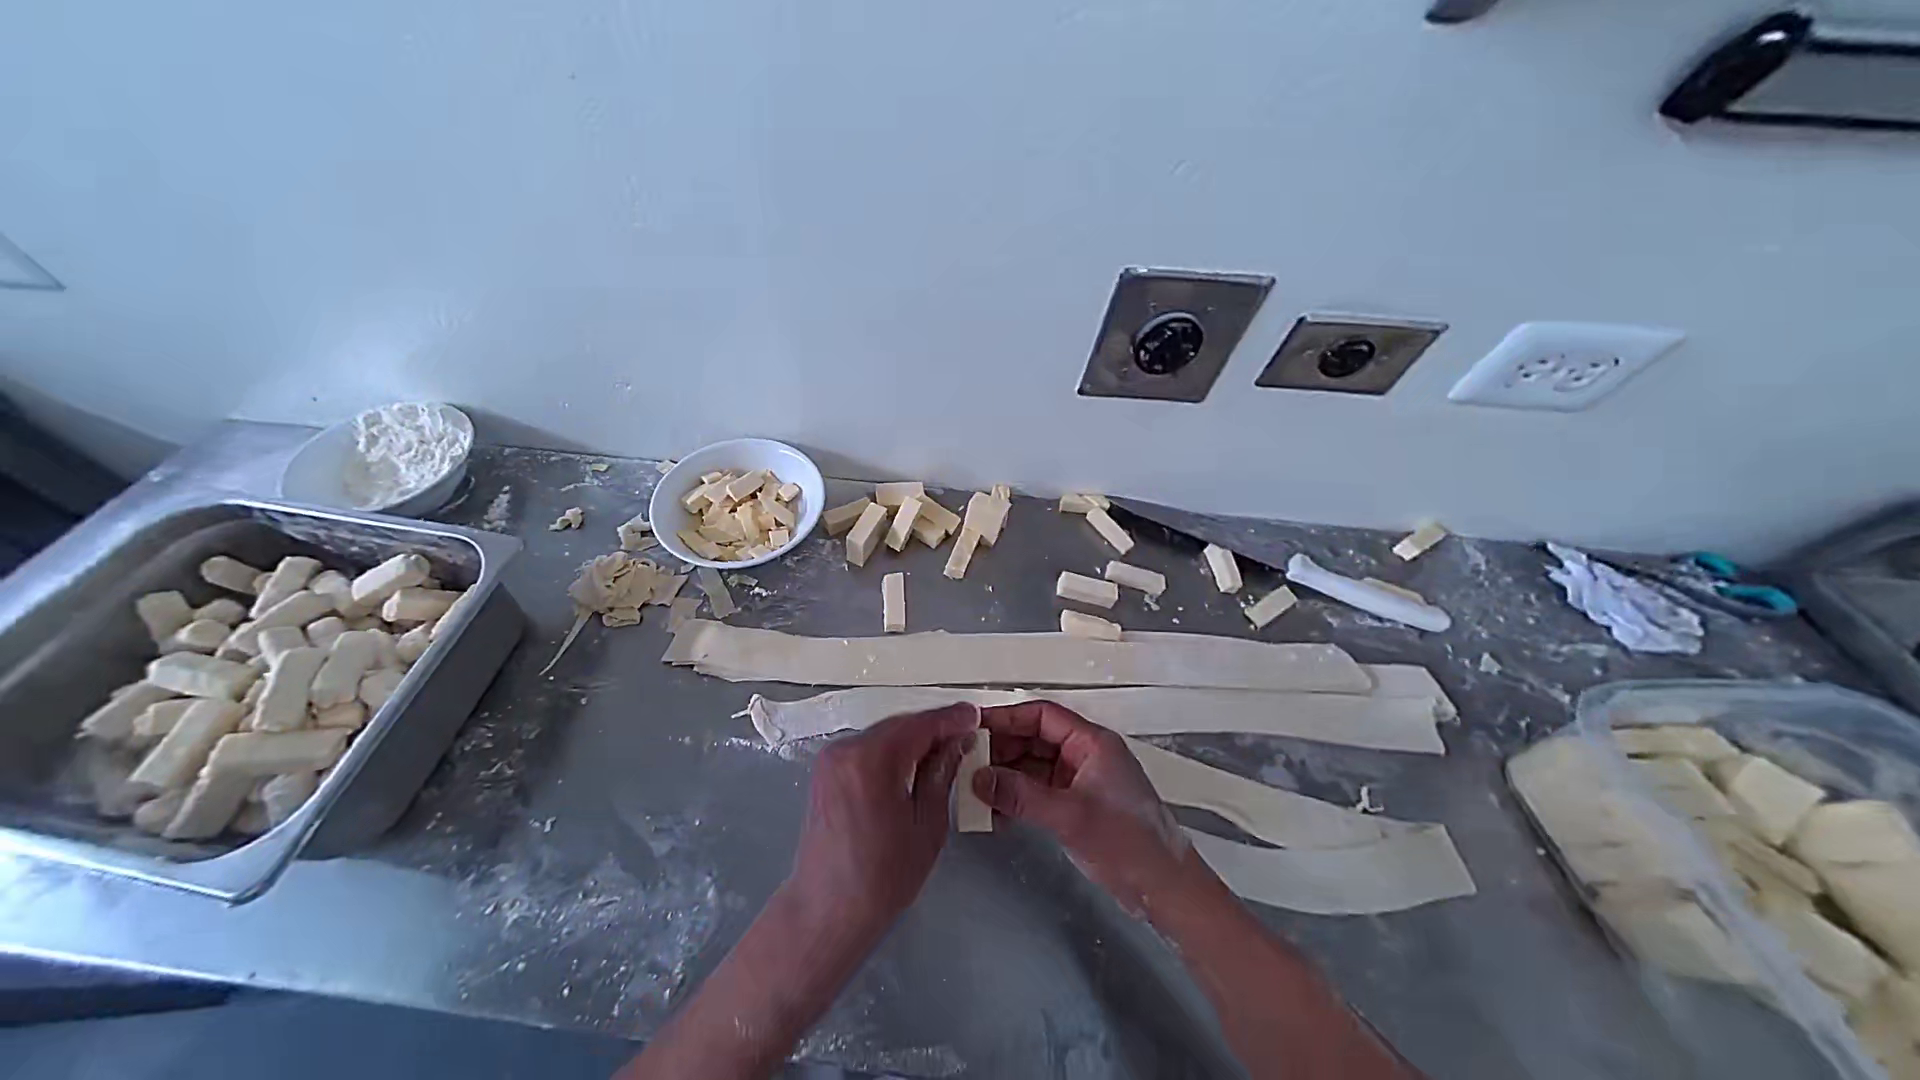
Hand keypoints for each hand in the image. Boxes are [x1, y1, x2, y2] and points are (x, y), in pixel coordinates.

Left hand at [784, 702, 979, 931]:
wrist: (826, 911)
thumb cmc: (880, 879)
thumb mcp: (928, 825)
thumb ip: (941, 774)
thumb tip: (955, 744)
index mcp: (870, 761)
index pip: (919, 725)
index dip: (950, 719)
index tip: (973, 717)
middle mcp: (845, 751)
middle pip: (899, 726)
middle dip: (932, 729)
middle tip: (964, 735)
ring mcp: (830, 760)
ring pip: (883, 735)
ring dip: (912, 739)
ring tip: (943, 751)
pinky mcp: (825, 771)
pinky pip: (866, 749)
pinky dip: (891, 750)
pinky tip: (911, 763)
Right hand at [973, 701, 1199, 915]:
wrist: (1164, 889)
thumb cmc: (1130, 843)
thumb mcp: (1070, 816)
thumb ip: (1021, 795)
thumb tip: (980, 779)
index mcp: (1092, 743)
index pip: (1042, 716)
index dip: (1007, 717)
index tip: (976, 726)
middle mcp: (1084, 756)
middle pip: (1034, 738)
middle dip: (1001, 750)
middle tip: (969, 762)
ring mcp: (1079, 781)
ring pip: (1032, 766)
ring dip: (1006, 776)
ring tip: (977, 789)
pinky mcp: (1075, 805)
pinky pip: (1037, 791)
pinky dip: (1016, 797)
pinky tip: (996, 813)